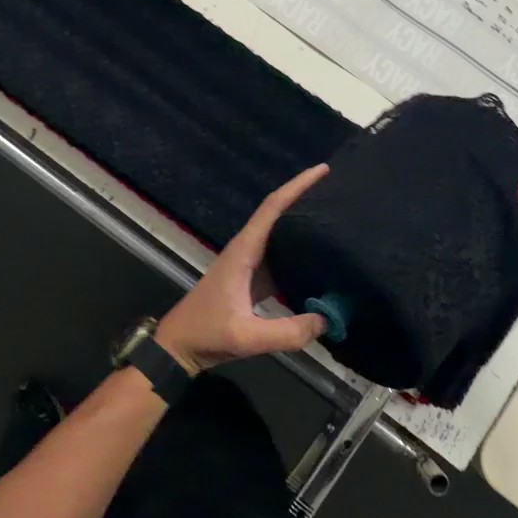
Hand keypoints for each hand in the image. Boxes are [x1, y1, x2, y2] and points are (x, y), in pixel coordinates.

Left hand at [155, 164, 330, 373]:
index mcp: (243, 251)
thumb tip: (327, 319)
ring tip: (335, 216)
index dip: (296, 186)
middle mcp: (246, 250)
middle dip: (304, 196)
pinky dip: (299, 253)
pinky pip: (280, 258)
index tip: (322, 170)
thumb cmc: (206, 334)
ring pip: (280, 235)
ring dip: (303, 223)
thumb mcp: (247, 337)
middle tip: (338, 188)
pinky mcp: (251, 280)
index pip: (272, 208)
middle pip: (278, 213)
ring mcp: (248, 264)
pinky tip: (320, 260)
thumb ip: (287, 332)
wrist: (179, 347)